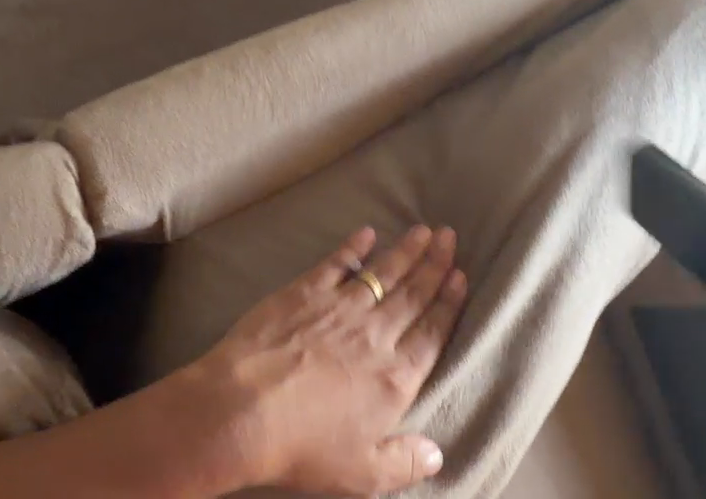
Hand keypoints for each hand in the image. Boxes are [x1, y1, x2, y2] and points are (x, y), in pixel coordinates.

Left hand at [181, 225, 467, 495]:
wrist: (243, 409)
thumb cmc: (303, 447)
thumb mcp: (363, 474)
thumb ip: (405, 462)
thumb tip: (438, 453)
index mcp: (394, 378)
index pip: (432, 333)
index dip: (449, 303)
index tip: (461, 276)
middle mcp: (374, 335)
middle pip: (412, 294)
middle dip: (434, 264)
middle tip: (449, 236)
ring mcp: (338, 308)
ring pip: (381, 273)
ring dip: (404, 250)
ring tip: (423, 231)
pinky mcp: (304, 292)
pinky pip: (336, 263)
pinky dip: (353, 247)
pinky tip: (366, 233)